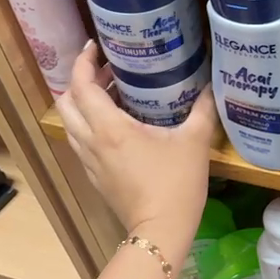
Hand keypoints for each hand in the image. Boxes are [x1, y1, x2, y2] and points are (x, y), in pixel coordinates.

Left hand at [54, 42, 217, 246]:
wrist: (161, 231)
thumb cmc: (176, 183)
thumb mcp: (195, 141)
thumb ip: (203, 108)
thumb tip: (212, 84)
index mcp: (109, 128)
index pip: (81, 86)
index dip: (83, 62)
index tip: (95, 46)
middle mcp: (91, 142)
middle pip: (67, 102)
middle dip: (80, 81)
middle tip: (106, 69)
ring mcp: (90, 161)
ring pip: (71, 123)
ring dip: (83, 104)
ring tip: (111, 92)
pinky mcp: (95, 177)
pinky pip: (81, 141)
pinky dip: (90, 124)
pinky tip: (117, 124)